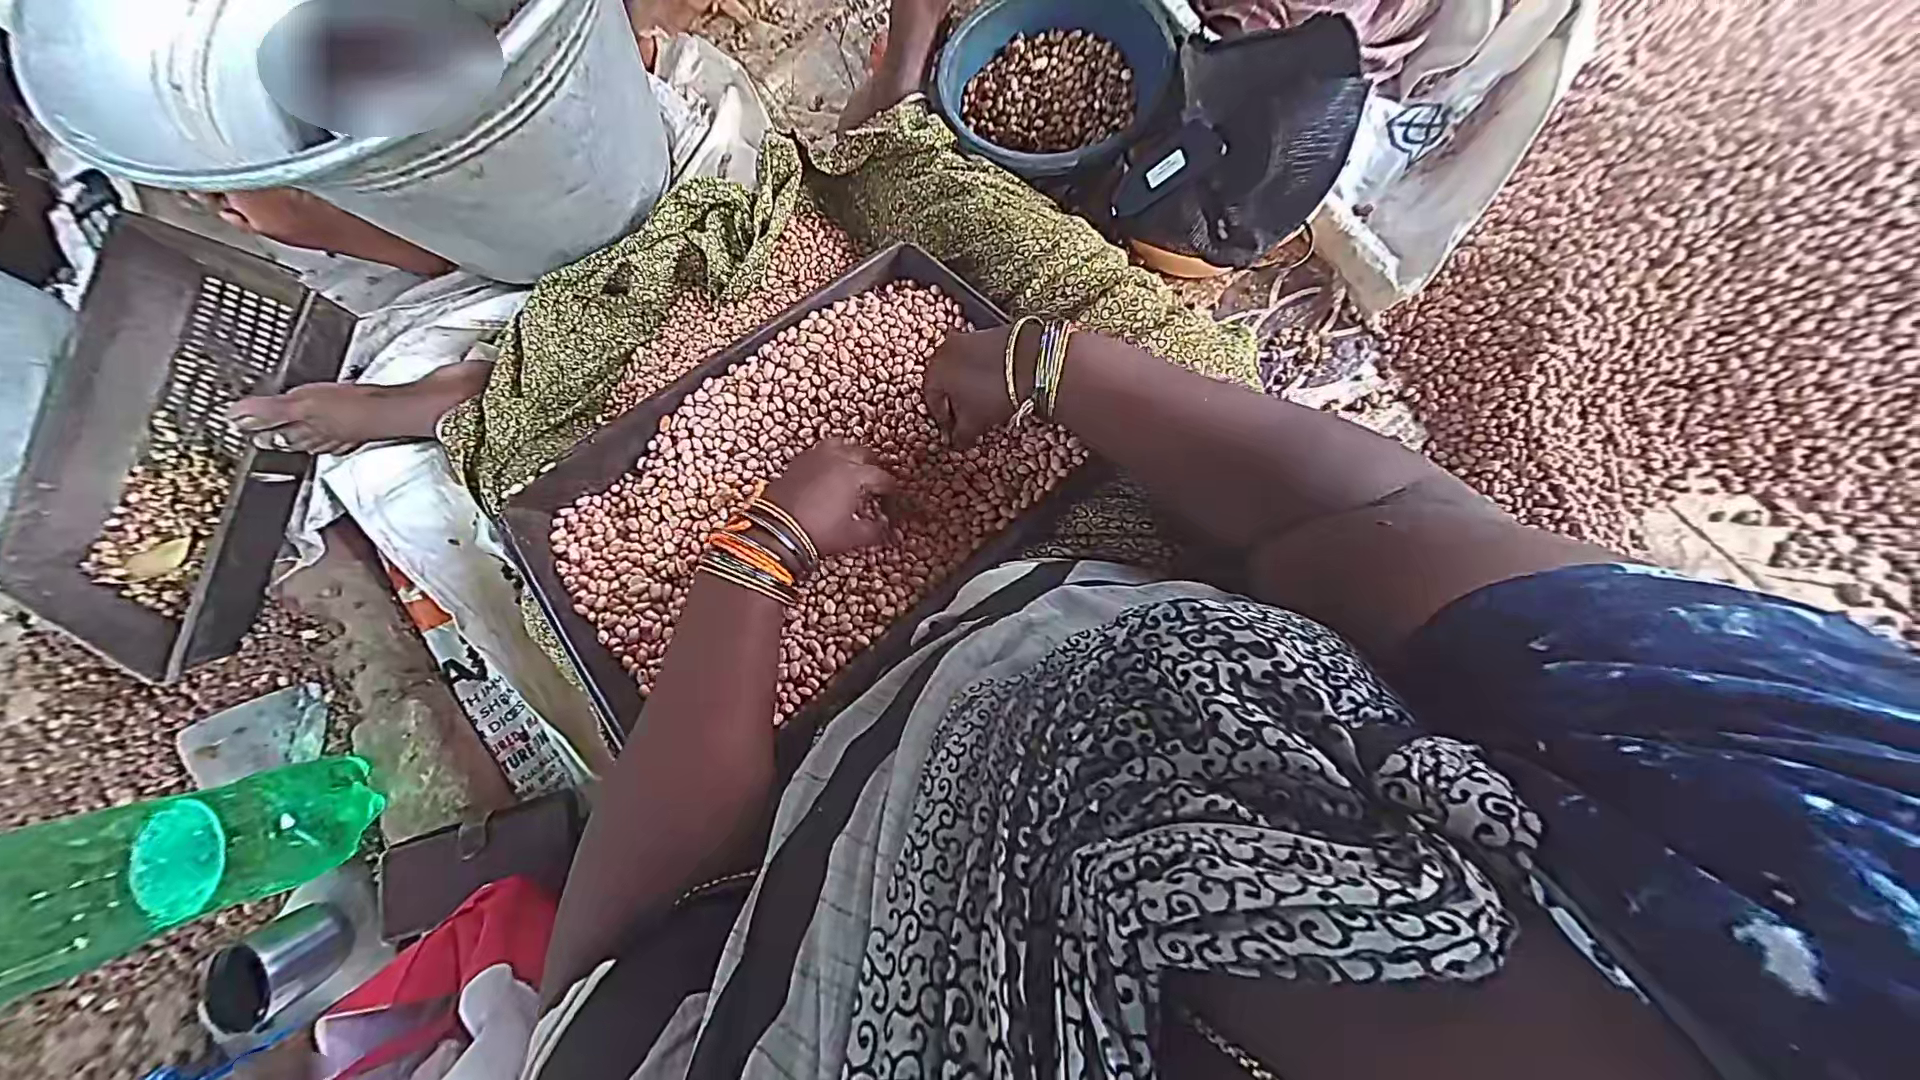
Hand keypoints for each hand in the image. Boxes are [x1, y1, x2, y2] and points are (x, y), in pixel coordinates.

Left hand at [761, 439, 897, 557]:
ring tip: (852, 470)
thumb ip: (873, 530)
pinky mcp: (797, 462)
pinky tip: (828, 473)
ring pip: (840, 445)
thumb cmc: (817, 532)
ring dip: (849, 454)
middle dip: (872, 467)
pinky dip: (828, 458)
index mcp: (855, 474)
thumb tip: (885, 529)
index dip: (889, 488)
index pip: (881, 477)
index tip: (891, 497)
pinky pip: (819, 452)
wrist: (776, 531)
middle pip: (863, 454)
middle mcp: (837, 459)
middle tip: (875, 482)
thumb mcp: (851, 536)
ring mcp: (815, 457)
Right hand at [921, 325, 1020, 446]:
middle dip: (956, 404)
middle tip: (968, 420)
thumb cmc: (991, 394)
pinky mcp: (988, 333)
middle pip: (946, 383)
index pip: (932, 402)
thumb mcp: (974, 422)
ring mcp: (967, 338)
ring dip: (969, 388)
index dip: (944, 422)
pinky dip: (982, 374)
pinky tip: (995, 386)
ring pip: (962, 370)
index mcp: (934, 371)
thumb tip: (956, 443)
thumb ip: (960, 435)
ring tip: (984, 404)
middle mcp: (945, 350)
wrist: (1029, 359)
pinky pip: (978, 359)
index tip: (955, 433)